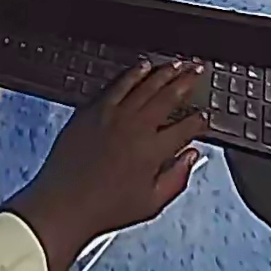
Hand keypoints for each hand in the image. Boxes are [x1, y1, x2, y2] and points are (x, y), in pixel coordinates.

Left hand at [8, 60, 208, 270]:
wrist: (66, 201)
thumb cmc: (107, 207)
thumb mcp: (151, 203)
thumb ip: (177, 178)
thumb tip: (192, 156)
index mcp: (153, 151)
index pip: (185, 128)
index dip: (198, 120)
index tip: (204, 115)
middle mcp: (137, 127)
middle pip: (168, 96)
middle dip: (186, 81)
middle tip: (197, 70)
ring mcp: (115, 114)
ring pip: (145, 85)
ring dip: (164, 72)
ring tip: (177, 63)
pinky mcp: (95, 107)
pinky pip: (118, 83)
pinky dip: (133, 73)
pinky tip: (142, 66)